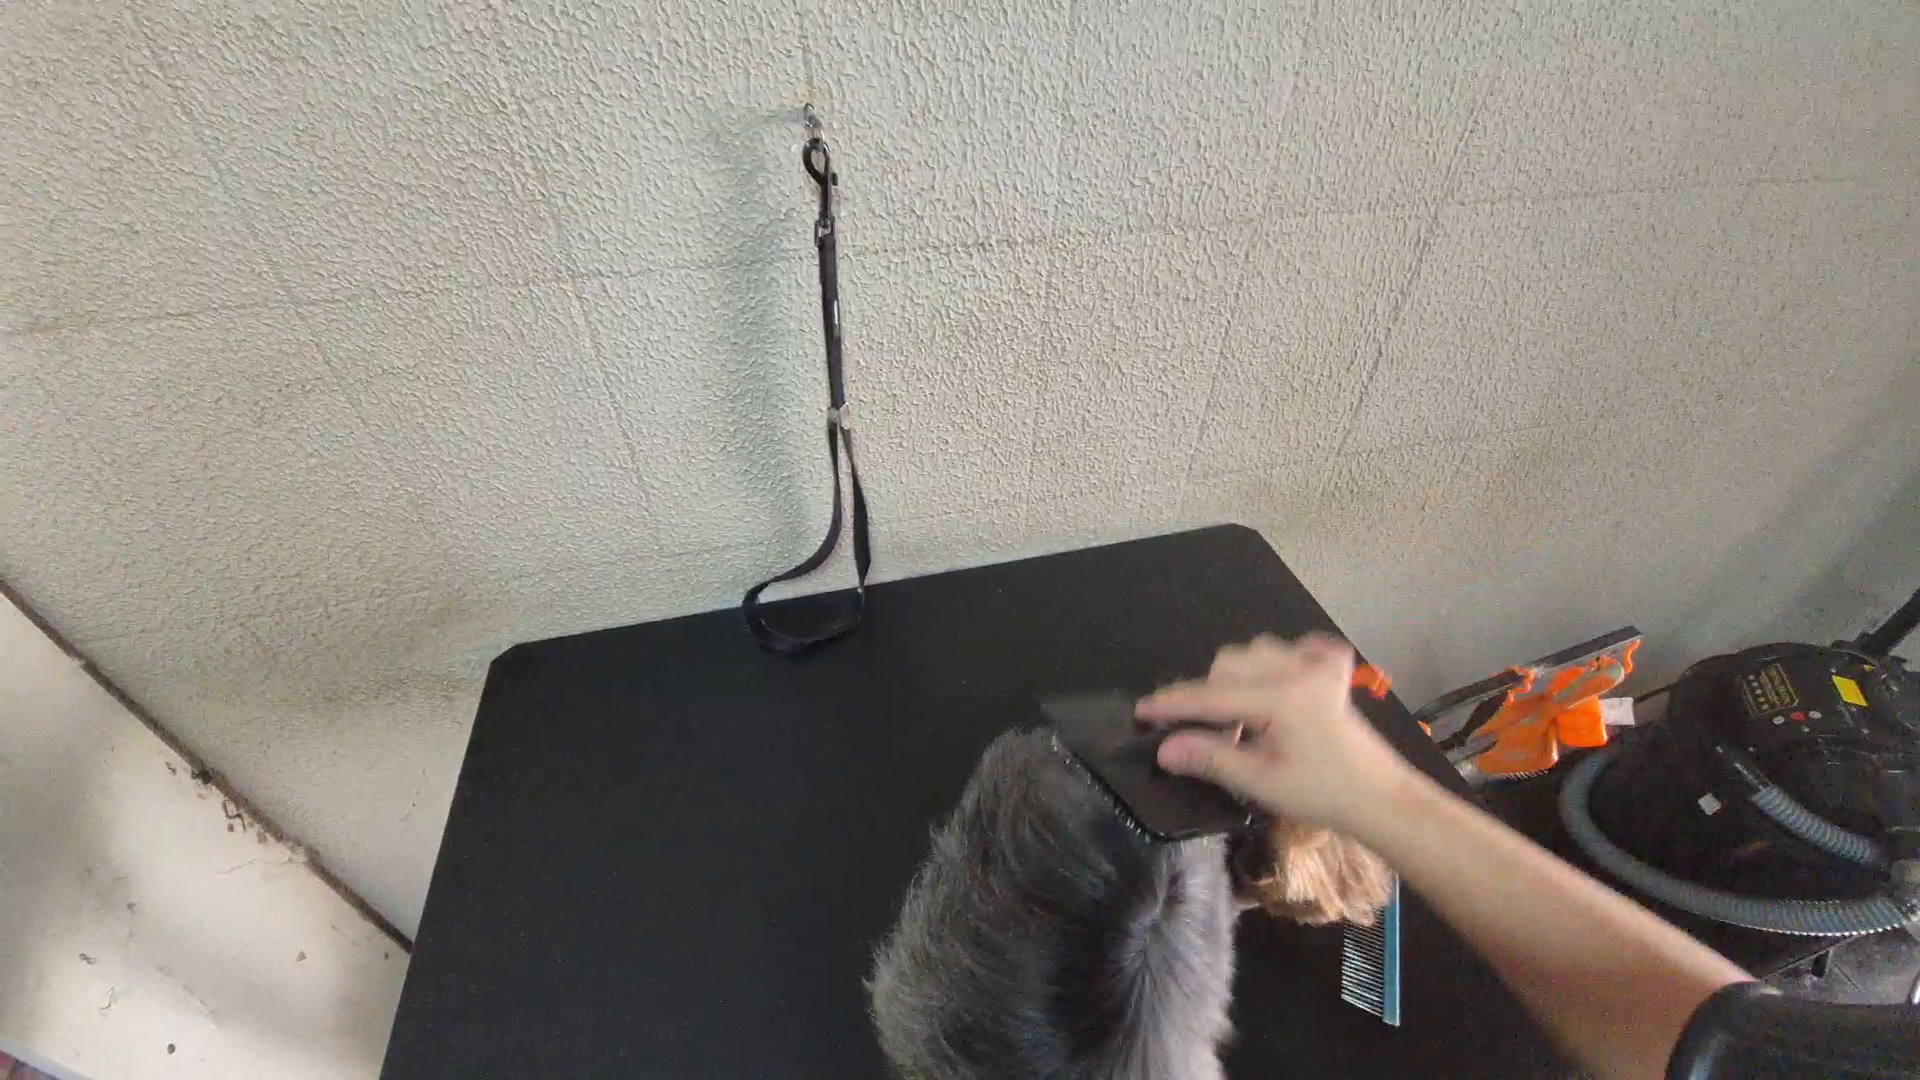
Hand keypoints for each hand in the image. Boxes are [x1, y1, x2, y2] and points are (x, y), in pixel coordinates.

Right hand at [1136, 634, 1419, 830]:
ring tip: (1238, 712)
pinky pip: (1297, 646)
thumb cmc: (1323, 795)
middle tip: (1204, 732)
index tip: (1141, 711)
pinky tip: (1281, 677)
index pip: (1210, 696)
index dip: (1172, 705)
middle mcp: (1296, 670)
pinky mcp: (1331, 672)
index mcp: (1280, 696)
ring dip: (1236, 676)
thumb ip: (1210, 758)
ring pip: (1255, 651)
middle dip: (1207, 694)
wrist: (1383, 801)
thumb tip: (1164, 748)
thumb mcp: (1261, 782)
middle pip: (1227, 665)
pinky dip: (1280, 657)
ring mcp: (1316, 667)